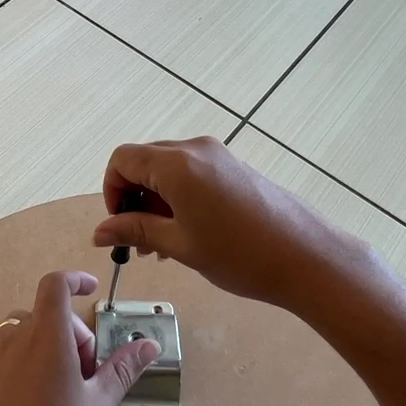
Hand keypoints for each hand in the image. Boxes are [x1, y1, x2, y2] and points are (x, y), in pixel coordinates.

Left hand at [0, 271, 159, 405]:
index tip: (93, 290)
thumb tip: (150, 344)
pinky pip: (10, 354)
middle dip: (73, 332)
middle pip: (46, 313)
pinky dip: (30, 361)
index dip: (76, 279)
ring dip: (50, 345)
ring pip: (26, 332)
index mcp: (47, 337)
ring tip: (68, 390)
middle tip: (90, 374)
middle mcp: (16, 340)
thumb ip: (122, 369)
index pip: (56, 285)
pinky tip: (43, 404)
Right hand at [96, 136, 362, 308]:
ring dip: (156, 199)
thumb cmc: (239, 254)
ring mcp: (218, 155)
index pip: (122, 160)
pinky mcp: (234, 166)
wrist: (307, 256)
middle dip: (133, 196)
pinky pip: (192, 172)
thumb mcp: (180, 245)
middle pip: (144, 160)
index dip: (112, 191)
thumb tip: (98, 231)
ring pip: (168, 167)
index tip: (120, 226)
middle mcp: (195, 148)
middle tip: (138, 240)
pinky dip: (178, 195)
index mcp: (176, 164)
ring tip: (161, 244)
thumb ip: (136, 231)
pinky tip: (187, 232)